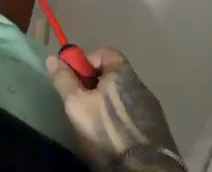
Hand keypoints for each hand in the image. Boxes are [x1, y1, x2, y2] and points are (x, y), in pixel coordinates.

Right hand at [47, 48, 184, 171]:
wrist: (144, 168)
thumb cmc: (107, 128)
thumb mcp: (76, 103)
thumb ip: (64, 79)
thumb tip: (53, 58)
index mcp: (123, 73)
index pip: (105, 52)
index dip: (88, 61)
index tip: (77, 78)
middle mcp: (141, 85)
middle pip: (114, 76)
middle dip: (97, 85)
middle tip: (83, 101)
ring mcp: (152, 108)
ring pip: (124, 96)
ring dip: (110, 103)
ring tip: (97, 121)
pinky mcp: (158, 129)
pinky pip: (135, 114)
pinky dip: (123, 118)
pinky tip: (114, 133)